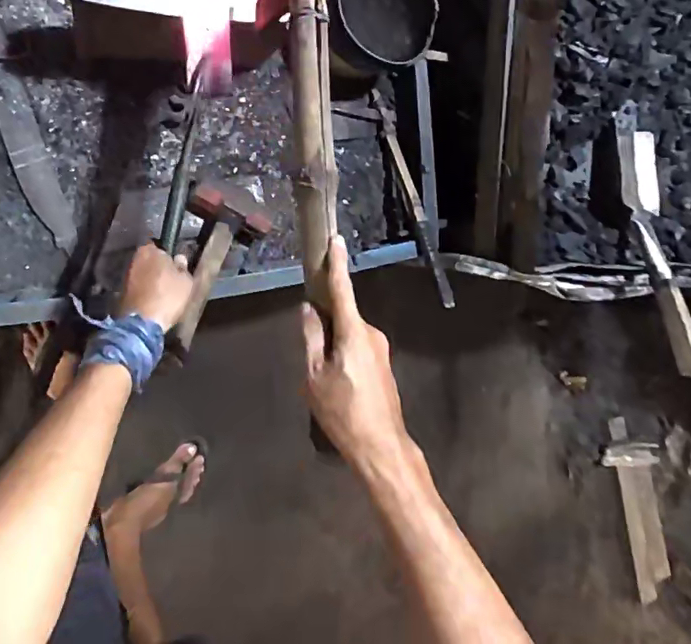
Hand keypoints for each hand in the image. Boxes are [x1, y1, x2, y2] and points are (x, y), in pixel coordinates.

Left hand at [118, 244, 194, 329]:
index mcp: (149, 250)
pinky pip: (138, 287)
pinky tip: (152, 302)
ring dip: (150, 281)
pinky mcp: (122, 292)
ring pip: (143, 275)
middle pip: (151, 261)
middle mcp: (134, 259)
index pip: (161, 248)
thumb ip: (183, 267)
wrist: (142, 323)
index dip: (169, 259)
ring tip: (162, 294)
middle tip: (170, 281)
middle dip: (158, 269)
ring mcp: (126, 276)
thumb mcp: (186, 281)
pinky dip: (144, 292)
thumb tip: (179, 259)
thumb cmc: (167, 296)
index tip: (176, 269)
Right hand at [300, 237, 414, 478]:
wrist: (382, 449)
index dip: (337, 264)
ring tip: (322, 378)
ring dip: (333, 343)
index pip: (342, 289)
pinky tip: (336, 384)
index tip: (335, 241)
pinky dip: (343, 353)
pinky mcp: (383, 365)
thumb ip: (311, 338)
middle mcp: (371, 334)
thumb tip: (308, 309)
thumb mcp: (315, 376)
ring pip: (349, 333)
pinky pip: (357, 346)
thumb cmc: (344, 412)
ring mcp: (381, 350)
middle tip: (310, 351)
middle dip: (325, 322)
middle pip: (343, 315)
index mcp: (354, 332)